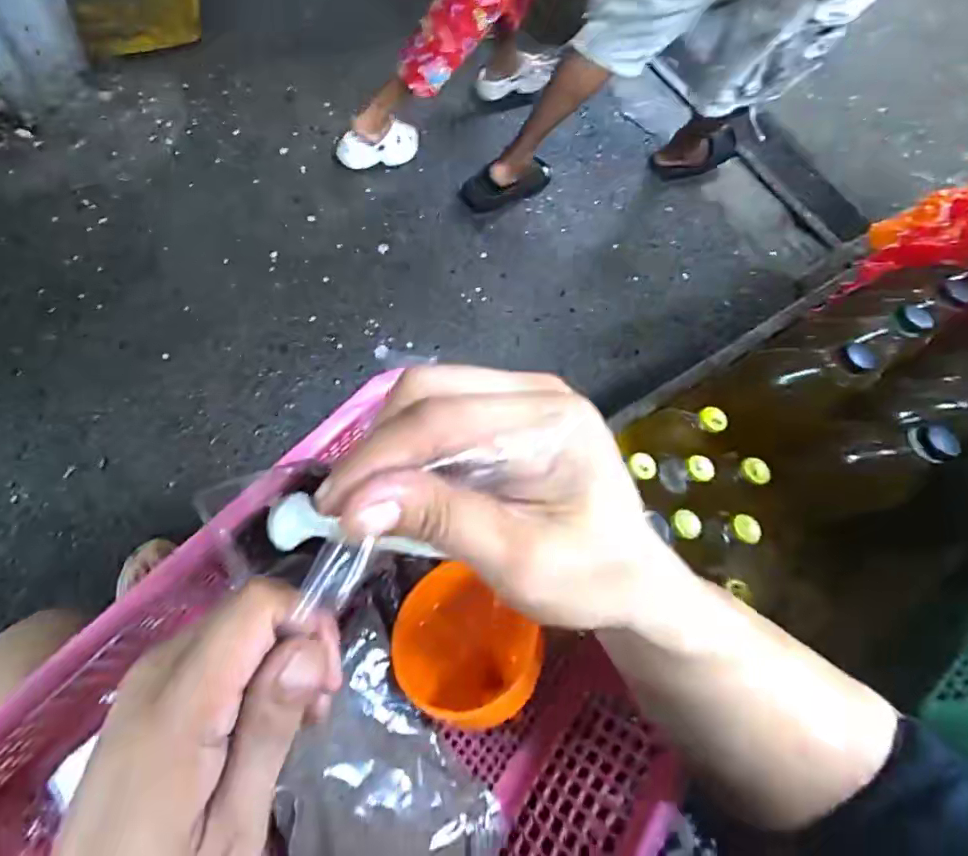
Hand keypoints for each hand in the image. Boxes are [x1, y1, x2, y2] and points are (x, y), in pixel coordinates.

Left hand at [55, 579, 341, 855]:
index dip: (305, 623)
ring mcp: (146, 675)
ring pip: (236, 624)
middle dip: (297, 642)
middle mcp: (156, 669)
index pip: (255, 604)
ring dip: (277, 657)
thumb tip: (309, 646)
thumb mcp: (232, 832)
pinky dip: (250, 667)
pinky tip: (254, 720)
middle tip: (315, 712)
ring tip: (291, 722)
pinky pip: (215, 647)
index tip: (326, 685)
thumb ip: (268, 730)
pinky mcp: (145, 688)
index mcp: (176, 702)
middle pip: (249, 609)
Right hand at [314, 365, 683, 630]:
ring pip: (428, 393)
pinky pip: (442, 408)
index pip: (445, 419)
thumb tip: (356, 505)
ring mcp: (524, 394)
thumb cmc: (590, 578)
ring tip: (361, 494)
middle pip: (430, 390)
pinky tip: (394, 480)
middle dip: (377, 444)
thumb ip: (442, 521)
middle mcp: (536, 391)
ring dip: (387, 440)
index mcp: (551, 419)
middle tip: (341, 502)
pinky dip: (408, 442)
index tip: (333, 506)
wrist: (634, 577)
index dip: (380, 460)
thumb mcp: (519, 561)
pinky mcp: (510, 410)